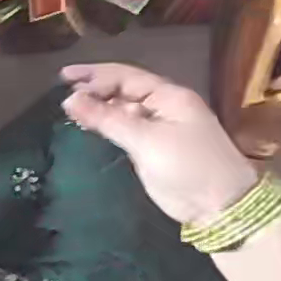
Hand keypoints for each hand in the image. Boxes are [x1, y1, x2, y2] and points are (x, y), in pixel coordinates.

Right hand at [61, 63, 259, 224]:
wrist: (219, 205)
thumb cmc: (188, 166)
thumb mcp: (146, 140)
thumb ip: (107, 119)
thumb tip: (69, 100)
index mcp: (168, 96)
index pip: (125, 77)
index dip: (94, 75)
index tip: (64, 80)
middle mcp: (163, 106)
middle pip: (123, 89)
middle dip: (93, 88)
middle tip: (61, 90)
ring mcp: (158, 127)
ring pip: (122, 109)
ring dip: (97, 106)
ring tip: (70, 109)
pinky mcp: (152, 148)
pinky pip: (124, 128)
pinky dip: (105, 124)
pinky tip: (88, 125)